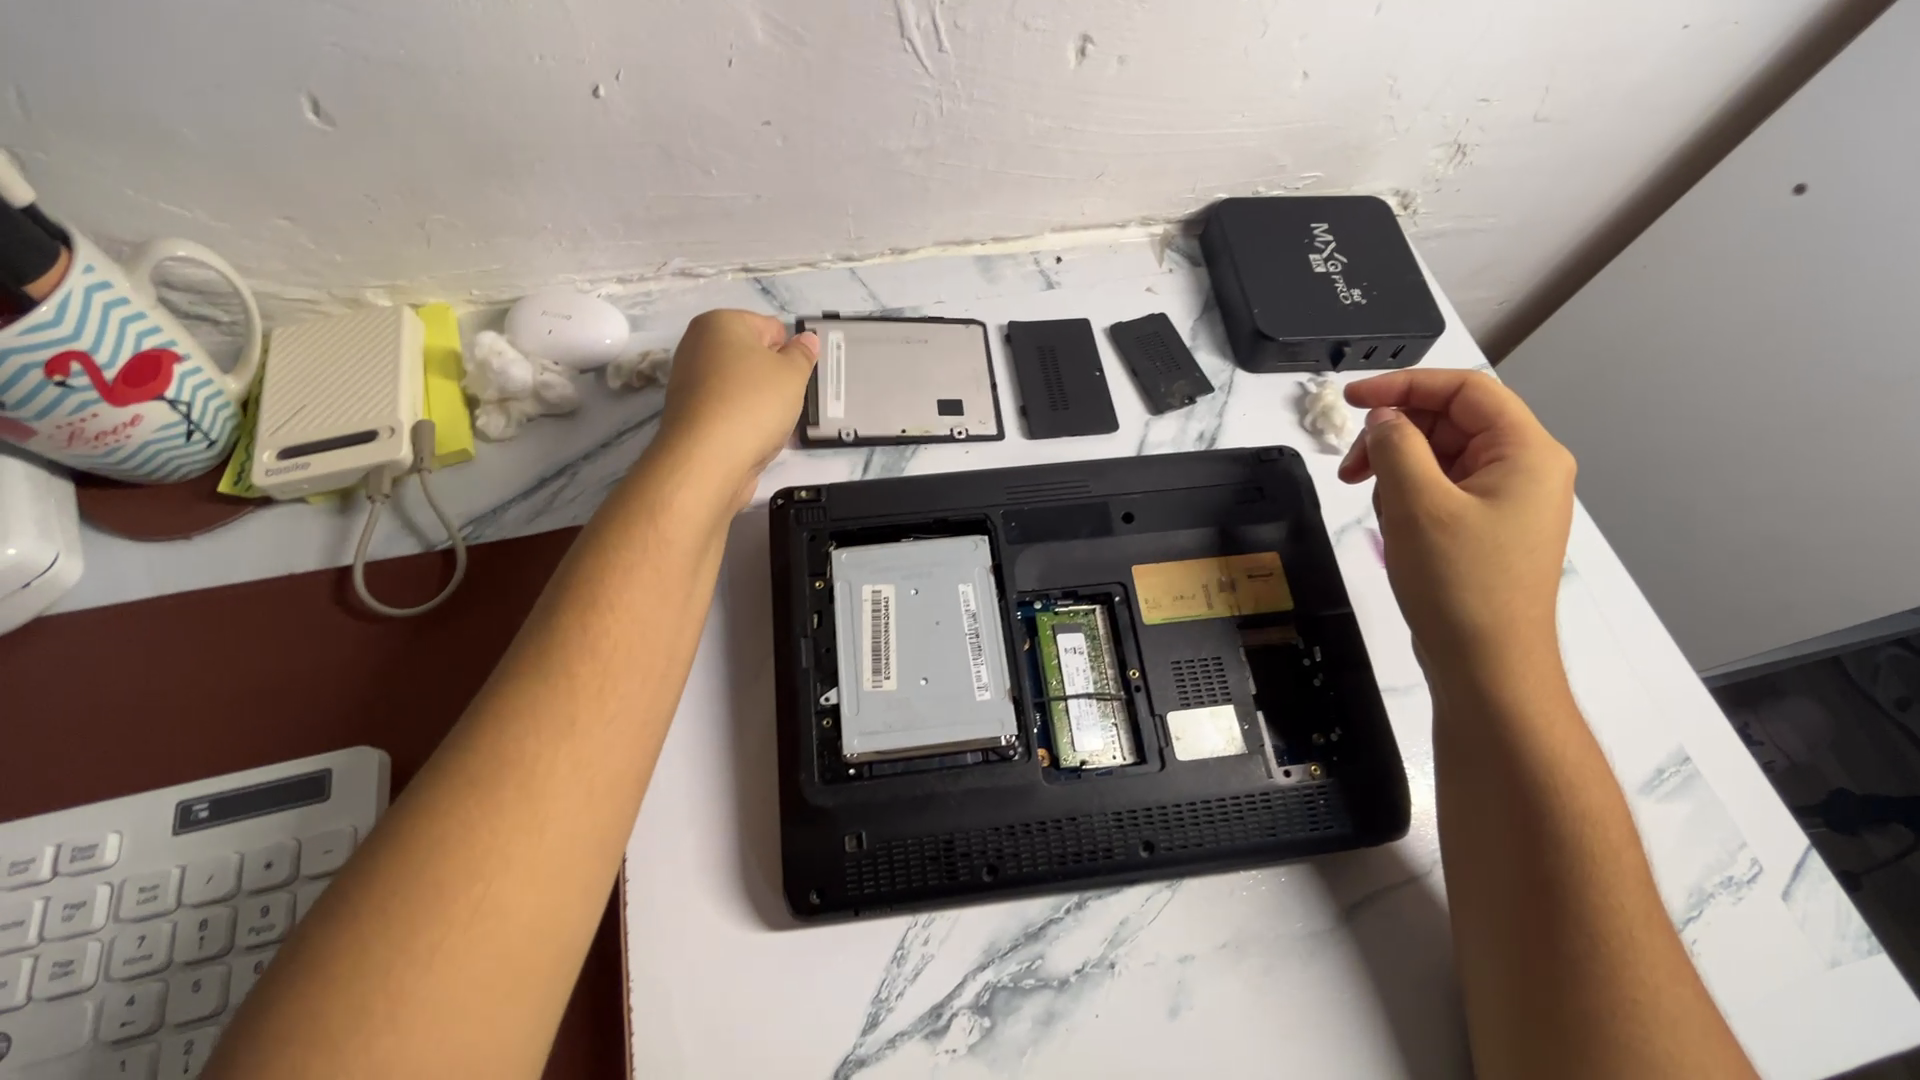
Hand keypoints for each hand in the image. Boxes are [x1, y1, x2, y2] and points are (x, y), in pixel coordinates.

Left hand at [657, 310, 817, 498]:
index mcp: (720, 323)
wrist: (707, 460)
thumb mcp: (792, 375)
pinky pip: (727, 408)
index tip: (799, 377)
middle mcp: (697, 345)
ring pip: (741, 385)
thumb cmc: (753, 404)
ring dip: (762, 400)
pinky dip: (744, 419)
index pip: (770, 326)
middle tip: (791, 398)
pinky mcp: (689, 414)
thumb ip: (803, 354)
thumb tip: (807, 339)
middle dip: (775, 376)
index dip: (791, 351)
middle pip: (752, 356)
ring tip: (775, 422)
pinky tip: (756, 436)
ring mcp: (689, 381)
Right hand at [1337, 370, 1575, 678]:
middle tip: (1349, 468)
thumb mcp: (1416, 504)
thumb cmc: (1459, 583)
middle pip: (1450, 423)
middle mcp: (1525, 470)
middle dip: (1394, 437)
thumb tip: (1384, 419)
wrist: (1487, 667)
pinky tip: (1392, 526)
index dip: (1404, 385)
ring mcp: (1506, 503)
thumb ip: (1396, 446)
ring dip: (1396, 470)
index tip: (1350, 400)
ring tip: (1373, 506)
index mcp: (1526, 452)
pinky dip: (1408, 497)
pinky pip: (1442, 491)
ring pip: (1440, 458)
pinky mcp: (1487, 531)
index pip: (1464, 390)